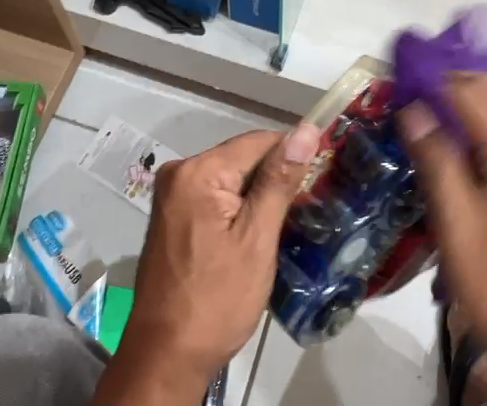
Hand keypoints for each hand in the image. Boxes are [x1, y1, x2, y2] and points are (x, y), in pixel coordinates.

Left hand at [96, 125, 321, 405]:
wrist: (166, 355)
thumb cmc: (216, 300)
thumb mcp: (256, 239)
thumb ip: (279, 181)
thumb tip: (305, 131)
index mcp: (198, 171)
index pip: (258, 141)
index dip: (292, 156)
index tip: (320, 180)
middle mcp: (179, 172)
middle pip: (242, 158)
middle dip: (273, 180)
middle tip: (303, 212)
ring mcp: (172, 195)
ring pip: (231, 178)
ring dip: (257, 197)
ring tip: (283, 226)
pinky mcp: (172, 216)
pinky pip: (215, 196)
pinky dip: (238, 210)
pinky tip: (255, 236)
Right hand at [399, 75, 486, 405]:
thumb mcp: (455, 225)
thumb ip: (436, 161)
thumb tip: (412, 110)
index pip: (473, 93)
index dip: (435, 79)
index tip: (401, 77)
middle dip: (453, 80)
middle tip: (412, 90)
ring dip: (470, 97)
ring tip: (429, 108)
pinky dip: (486, 118)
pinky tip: (457, 138)